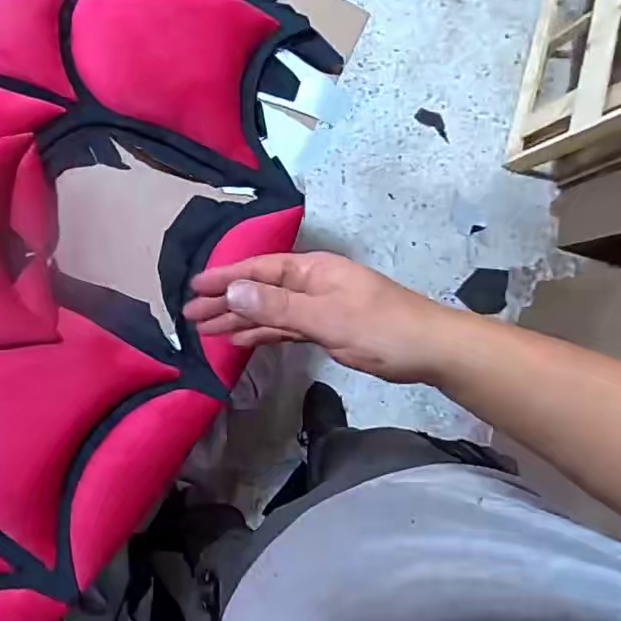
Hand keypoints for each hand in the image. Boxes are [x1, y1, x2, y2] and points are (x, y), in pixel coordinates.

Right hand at [182, 253, 467, 383]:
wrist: (431, 350)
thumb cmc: (381, 328)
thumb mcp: (326, 317)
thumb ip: (278, 305)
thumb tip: (233, 289)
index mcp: (313, 269)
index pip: (259, 269)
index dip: (225, 278)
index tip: (194, 288)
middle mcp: (312, 283)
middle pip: (260, 289)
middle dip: (226, 302)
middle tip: (189, 316)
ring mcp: (319, 306)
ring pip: (270, 310)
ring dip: (240, 319)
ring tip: (205, 330)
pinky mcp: (327, 328)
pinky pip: (286, 327)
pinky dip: (264, 334)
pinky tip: (242, 340)